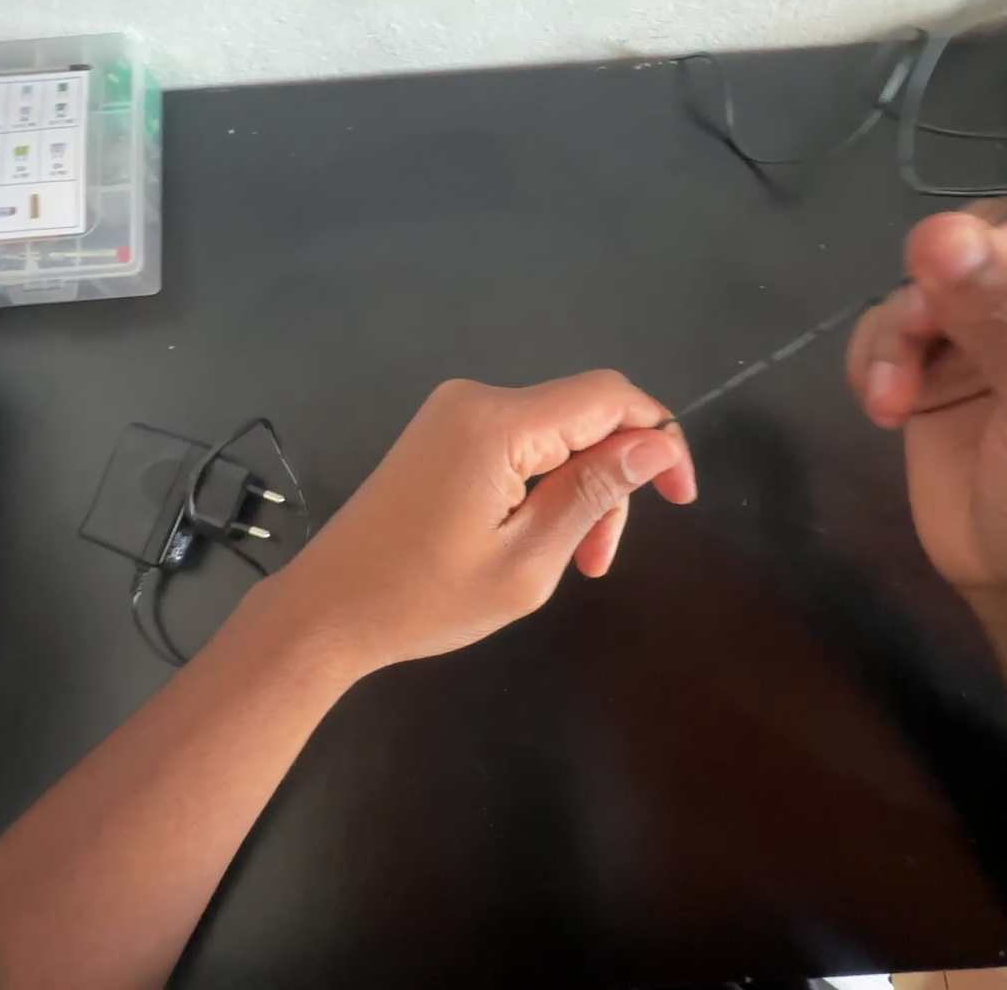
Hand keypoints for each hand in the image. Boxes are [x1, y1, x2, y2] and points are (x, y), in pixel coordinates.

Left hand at [250, 371, 697, 672]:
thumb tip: (656, 443)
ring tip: (569, 561)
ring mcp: (453, 414)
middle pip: (582, 418)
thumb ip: (594, 492)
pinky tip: (532, 536)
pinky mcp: (441, 434)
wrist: (328, 608)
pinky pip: (517, 444)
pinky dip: (540, 486)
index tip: (679, 498)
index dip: (659, 437)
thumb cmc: (424, 599)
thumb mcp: (527, 560)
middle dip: (608, 483)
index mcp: (497, 424)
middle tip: (596, 561)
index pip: (610, 397)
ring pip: (553, 435)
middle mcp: (475, 400)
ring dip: (575, 492)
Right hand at [845, 183, 1006, 613]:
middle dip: (932, 296)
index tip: (952, 270)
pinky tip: (883, 408)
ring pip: (918, 294)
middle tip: (910, 343)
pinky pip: (885, 338)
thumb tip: (933, 232)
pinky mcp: (933, 376)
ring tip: (888, 400)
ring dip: (890, 340)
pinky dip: (871, 364)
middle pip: (975, 250)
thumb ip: (1003, 318)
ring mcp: (988, 344)